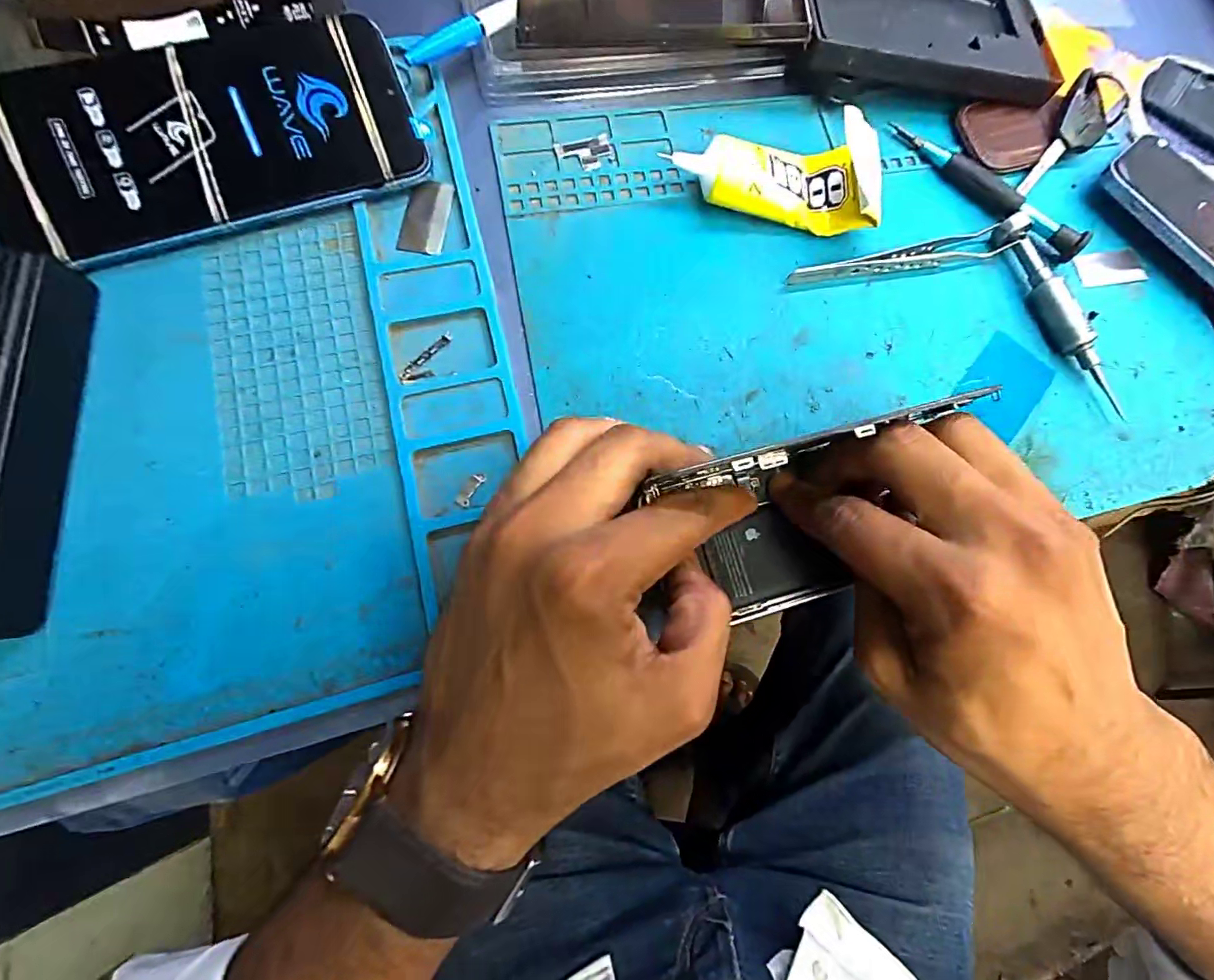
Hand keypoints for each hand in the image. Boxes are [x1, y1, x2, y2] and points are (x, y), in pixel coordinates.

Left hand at [386, 418, 754, 870]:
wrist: (471, 777)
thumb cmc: (578, 747)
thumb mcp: (682, 703)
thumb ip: (710, 617)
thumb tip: (691, 565)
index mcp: (589, 575)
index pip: (676, 510)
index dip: (721, 500)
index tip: (742, 498)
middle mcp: (539, 530)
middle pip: (622, 446)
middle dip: (676, 454)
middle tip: (701, 482)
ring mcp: (500, 524)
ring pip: (571, 435)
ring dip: (624, 444)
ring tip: (654, 476)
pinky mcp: (480, 532)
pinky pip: (537, 462)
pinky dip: (581, 460)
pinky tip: (604, 494)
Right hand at [771, 413, 1164, 817]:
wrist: (1094, 746)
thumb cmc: (984, 727)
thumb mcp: (891, 674)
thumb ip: (862, 591)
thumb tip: (848, 532)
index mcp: (952, 591)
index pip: (856, 518)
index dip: (807, 501)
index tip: (788, 492)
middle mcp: (1000, 537)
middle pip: (903, 448)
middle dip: (849, 458)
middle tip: (832, 481)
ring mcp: (1042, 517)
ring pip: (954, 430)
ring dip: (904, 447)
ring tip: (886, 480)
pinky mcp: (1065, 514)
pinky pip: (994, 455)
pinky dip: (950, 462)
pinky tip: (936, 493)